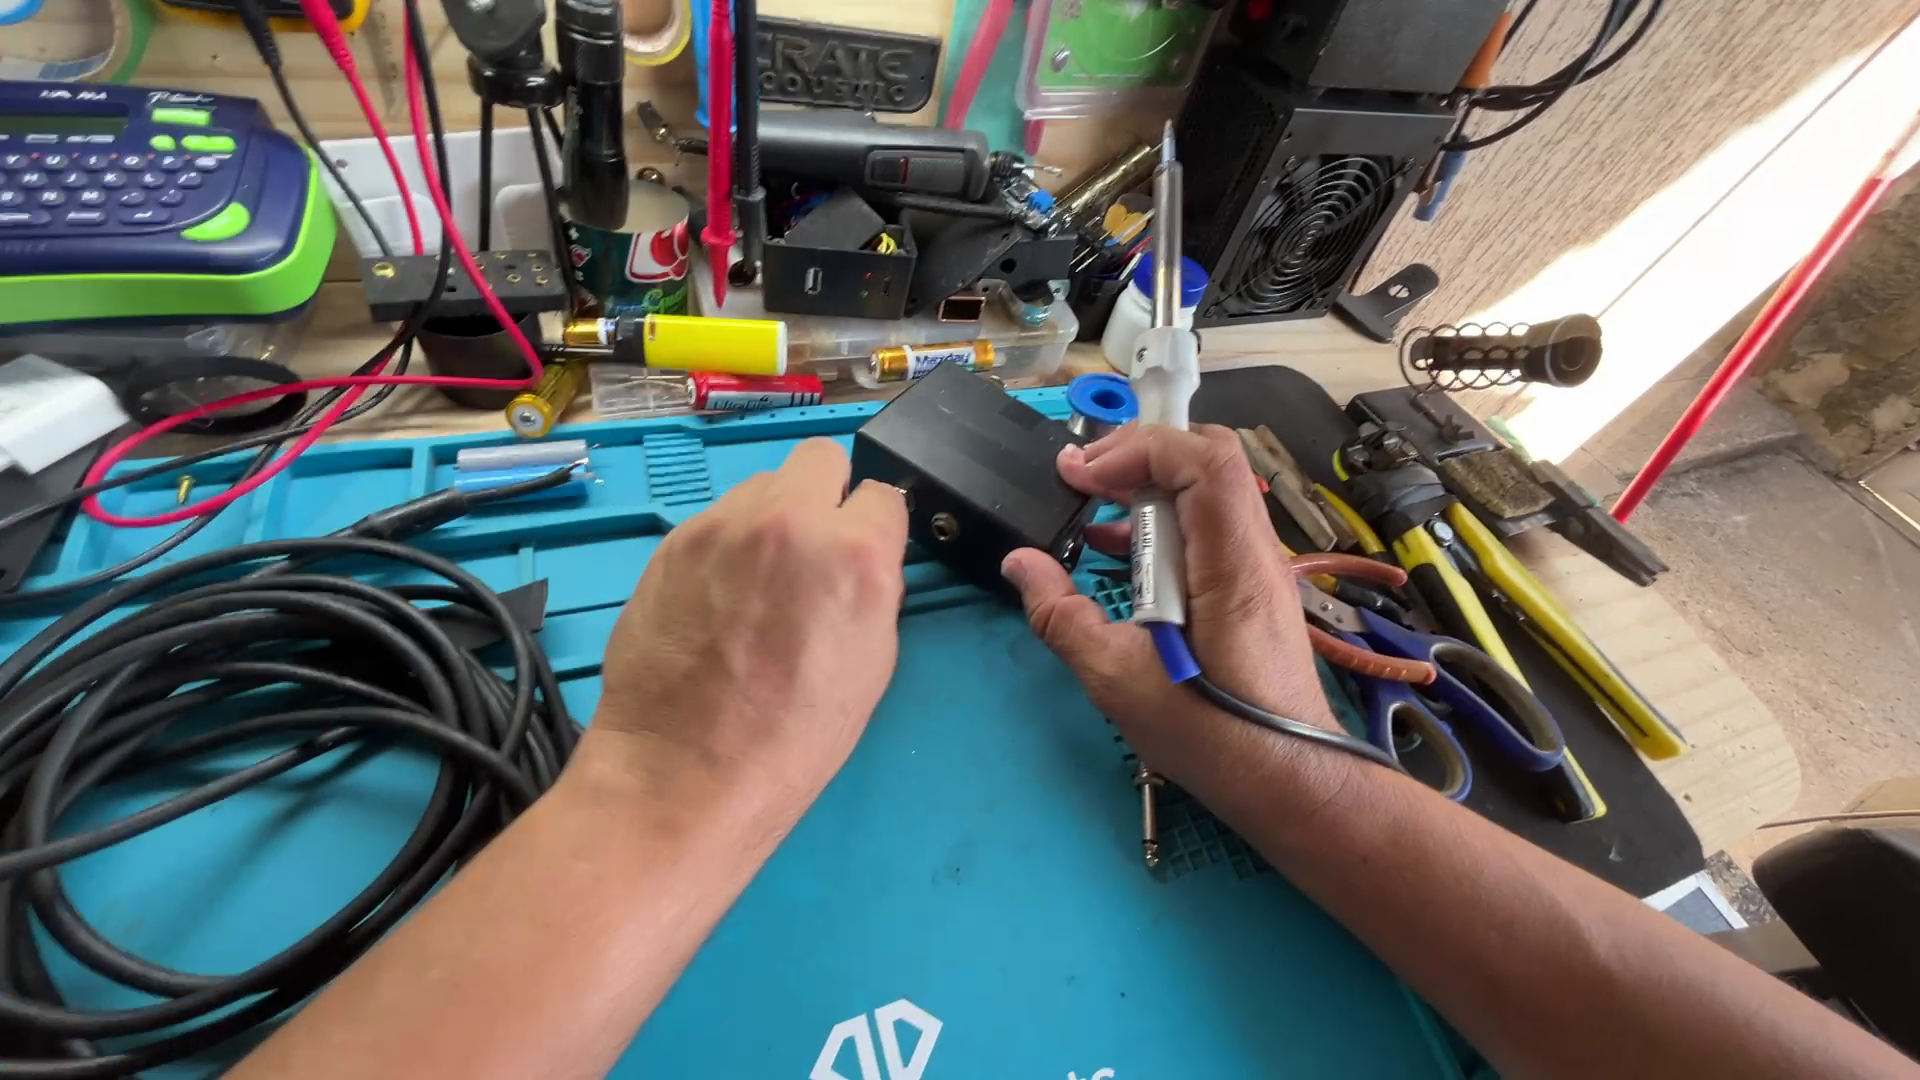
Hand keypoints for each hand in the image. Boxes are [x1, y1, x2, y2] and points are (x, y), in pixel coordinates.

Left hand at [577, 438, 908, 824]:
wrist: (683, 776)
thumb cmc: (795, 738)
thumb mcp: (872, 663)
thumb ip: (875, 587)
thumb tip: (861, 556)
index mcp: (853, 555)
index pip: (884, 495)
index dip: (877, 526)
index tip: (864, 550)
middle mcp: (789, 521)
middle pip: (822, 457)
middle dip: (830, 493)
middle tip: (816, 547)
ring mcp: (722, 525)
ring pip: (765, 483)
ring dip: (777, 515)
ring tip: (760, 577)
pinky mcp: (673, 541)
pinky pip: (719, 517)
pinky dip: (731, 541)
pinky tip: (719, 595)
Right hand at [1001, 425, 1348, 807]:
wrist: (1287, 779)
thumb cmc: (1209, 732)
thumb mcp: (1117, 679)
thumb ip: (1062, 615)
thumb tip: (1019, 563)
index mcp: (1229, 564)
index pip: (1203, 461)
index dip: (1138, 450)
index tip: (1082, 476)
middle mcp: (1252, 550)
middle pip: (1208, 457)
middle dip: (1137, 453)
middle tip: (1082, 477)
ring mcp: (1255, 564)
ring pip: (1207, 486)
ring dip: (1145, 483)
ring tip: (1089, 505)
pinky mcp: (1246, 581)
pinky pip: (1204, 522)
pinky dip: (1158, 517)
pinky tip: (1115, 548)